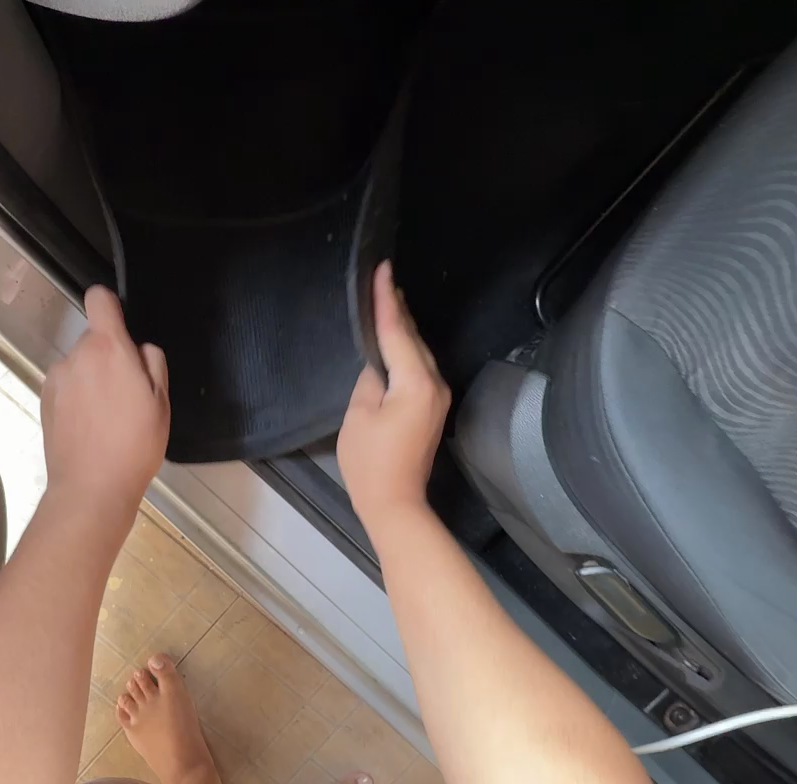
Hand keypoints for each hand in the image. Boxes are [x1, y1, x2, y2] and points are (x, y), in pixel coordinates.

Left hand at [41, 286, 169, 513]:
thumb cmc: (134, 445)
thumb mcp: (161, 403)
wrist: (91, 488)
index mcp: (108, 348)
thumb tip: (140, 350)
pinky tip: (91, 428)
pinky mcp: (45, 402)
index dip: (112, 307)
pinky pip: (67, 388)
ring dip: (93, 381)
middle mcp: (76, 356)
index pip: (99, 299)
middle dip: (110, 357)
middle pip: (94, 340)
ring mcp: (56, 379)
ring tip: (109, 418)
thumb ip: (153, 364)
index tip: (122, 328)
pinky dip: (78, 399)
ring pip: (80, 367)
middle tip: (129, 395)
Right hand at [338, 261, 449, 539]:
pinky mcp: (432, 409)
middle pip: (414, 338)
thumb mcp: (358, 415)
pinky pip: (420, 368)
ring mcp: (437, 397)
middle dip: (397, 309)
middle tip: (383, 278)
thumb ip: (370, 380)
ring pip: (419, 352)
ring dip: (403, 329)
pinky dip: (407, 350)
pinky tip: (396, 340)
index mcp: (415, 383)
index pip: (397, 331)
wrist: (394, 502)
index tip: (382, 269)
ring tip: (388, 301)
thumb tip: (379, 365)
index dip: (386, 300)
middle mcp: (434, 384)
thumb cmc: (370, 463)